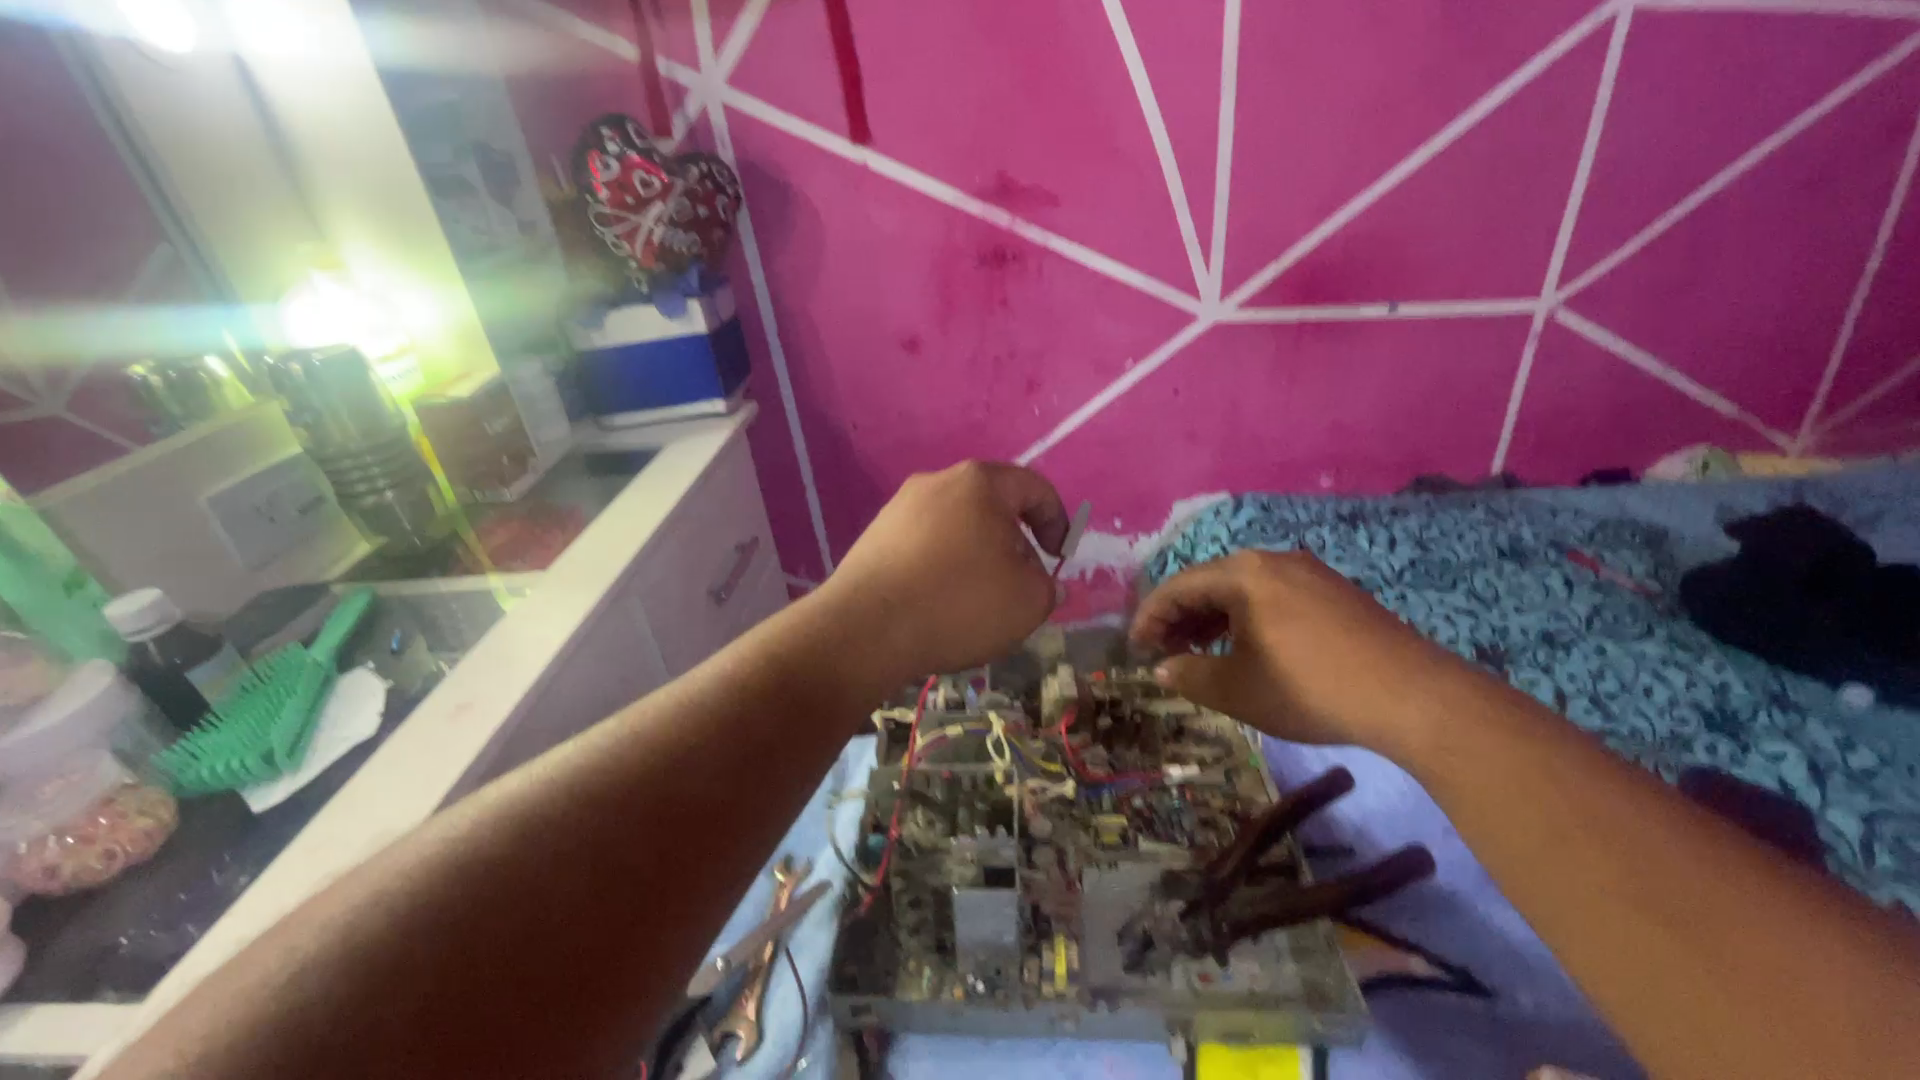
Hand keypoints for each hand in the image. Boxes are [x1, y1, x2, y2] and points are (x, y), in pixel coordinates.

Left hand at [818, 462, 1068, 680]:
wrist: (865, 630)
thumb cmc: (959, 604)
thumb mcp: (1028, 601)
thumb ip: (1047, 586)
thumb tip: (1041, 580)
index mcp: (980, 482)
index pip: (1034, 488)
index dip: (1057, 521)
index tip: (1059, 559)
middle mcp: (936, 482)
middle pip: (992, 507)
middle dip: (1014, 544)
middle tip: (1019, 585)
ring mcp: (899, 508)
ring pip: (956, 528)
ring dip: (976, 557)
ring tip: (977, 602)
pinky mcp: (874, 538)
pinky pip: (924, 547)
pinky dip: (942, 569)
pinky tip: (939, 607)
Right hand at [1129, 550, 1472, 751]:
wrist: (1409, 696)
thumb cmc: (1307, 688)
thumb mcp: (1235, 688)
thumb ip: (1189, 674)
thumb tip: (1164, 668)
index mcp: (1243, 573)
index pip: (1178, 586)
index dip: (1149, 617)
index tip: (1134, 649)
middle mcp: (1275, 560)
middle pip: (1211, 582)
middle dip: (1181, 617)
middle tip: (1163, 651)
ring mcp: (1311, 574)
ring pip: (1245, 590)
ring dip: (1214, 619)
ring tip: (1200, 652)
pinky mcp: (1337, 594)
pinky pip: (1275, 597)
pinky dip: (1249, 619)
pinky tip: (1250, 649)